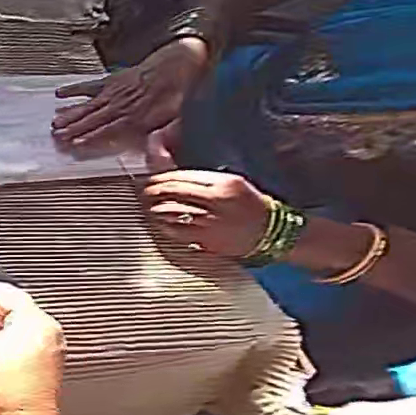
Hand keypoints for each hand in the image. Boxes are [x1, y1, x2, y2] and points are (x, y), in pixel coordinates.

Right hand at [52, 37, 208, 148]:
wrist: (179, 62)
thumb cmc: (176, 94)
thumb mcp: (178, 118)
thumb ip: (165, 138)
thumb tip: (160, 157)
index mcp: (136, 117)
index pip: (108, 130)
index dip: (91, 138)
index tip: (75, 145)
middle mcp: (122, 104)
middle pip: (93, 119)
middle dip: (74, 128)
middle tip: (57, 136)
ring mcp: (114, 91)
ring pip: (88, 105)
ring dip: (70, 114)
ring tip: (55, 122)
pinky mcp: (111, 80)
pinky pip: (89, 85)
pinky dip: (74, 89)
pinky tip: (60, 94)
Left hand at [141, 170, 271, 257]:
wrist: (271, 233)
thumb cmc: (250, 205)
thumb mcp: (233, 183)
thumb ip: (204, 179)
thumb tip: (173, 175)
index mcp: (224, 183)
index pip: (182, 176)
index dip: (161, 176)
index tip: (151, 178)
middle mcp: (216, 201)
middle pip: (173, 191)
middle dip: (153, 189)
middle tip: (144, 190)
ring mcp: (210, 221)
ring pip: (170, 211)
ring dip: (153, 207)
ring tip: (147, 204)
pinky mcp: (206, 239)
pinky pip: (175, 230)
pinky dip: (162, 225)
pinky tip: (157, 222)